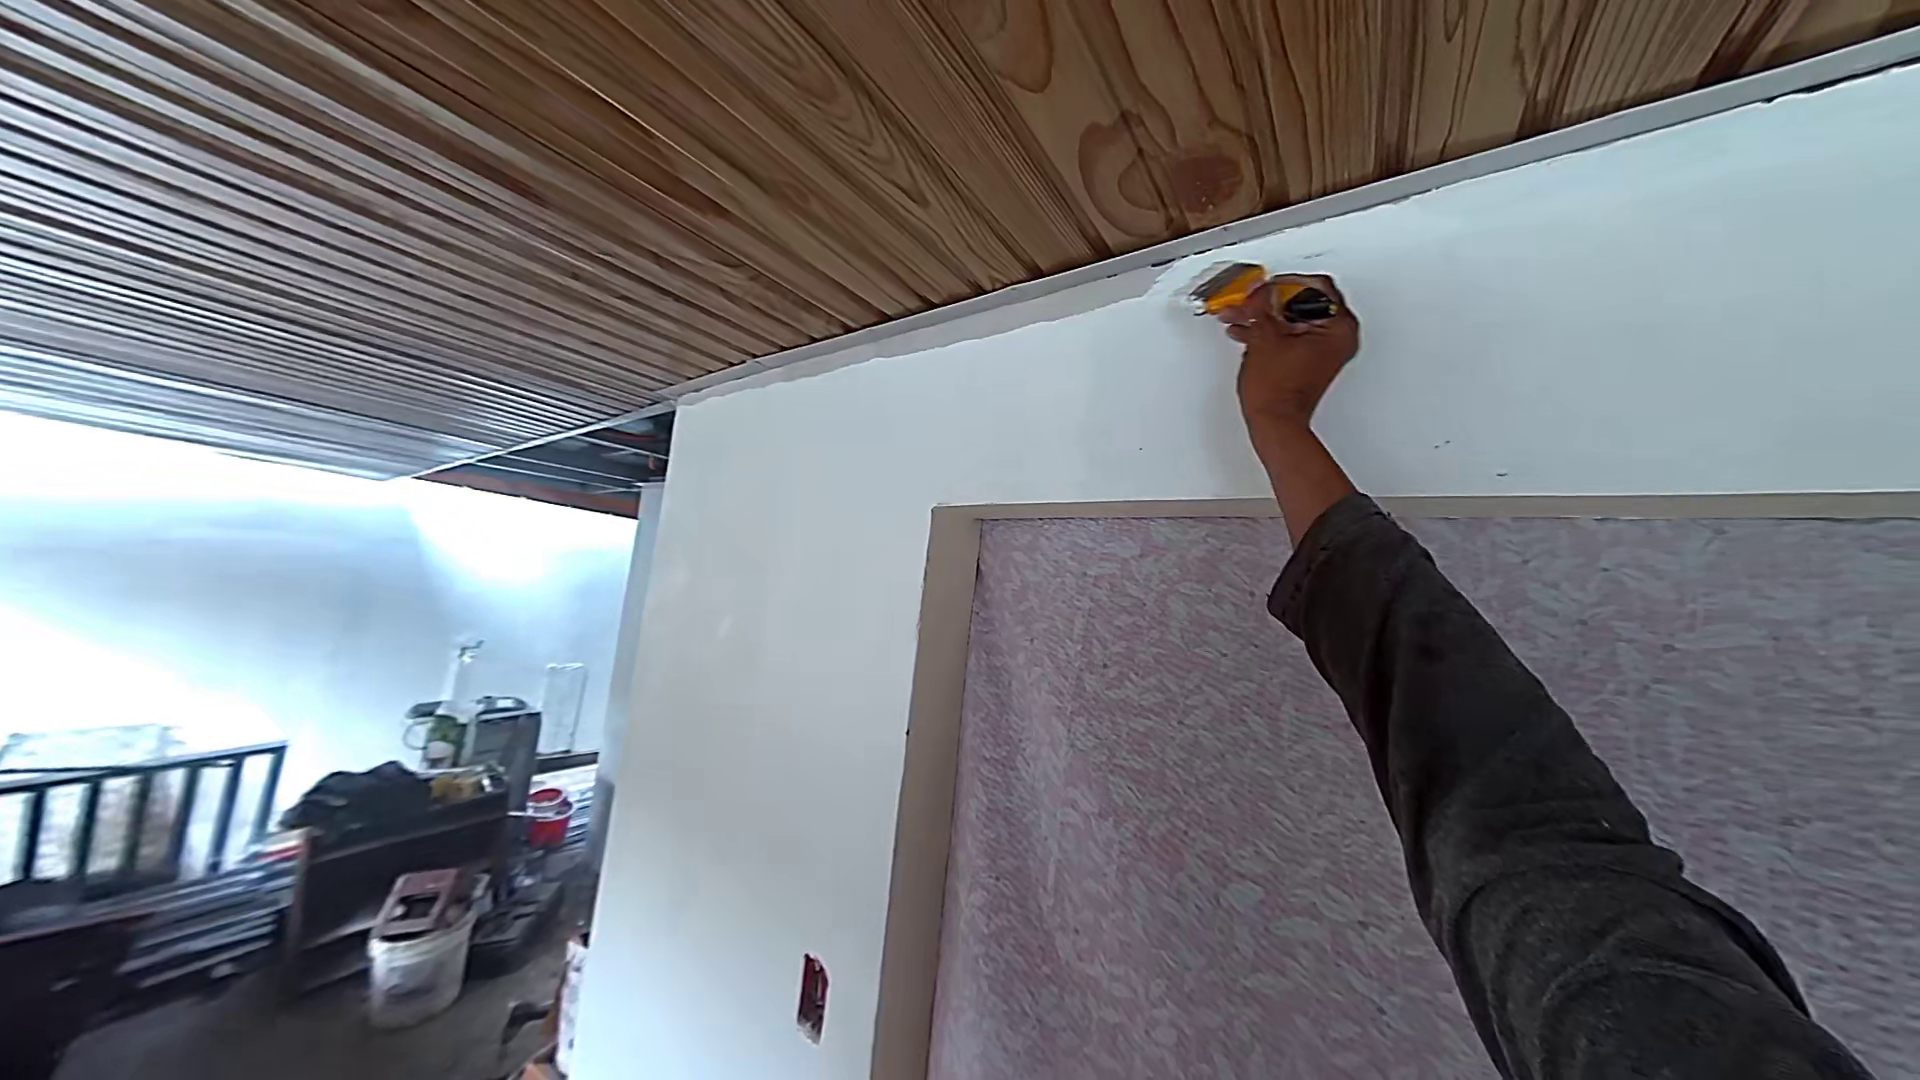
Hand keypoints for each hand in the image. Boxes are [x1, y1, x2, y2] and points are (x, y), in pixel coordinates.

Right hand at [1219, 274, 1359, 428]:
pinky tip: (1249, 331)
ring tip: (1242, 316)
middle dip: (1272, 301)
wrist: (1274, 422)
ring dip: (1267, 317)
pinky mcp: (1310, 361)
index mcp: (1338, 327)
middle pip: (1305, 302)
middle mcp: (1338, 337)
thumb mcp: (1265, 338)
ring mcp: (1325, 351)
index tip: (1265, 285)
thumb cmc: (1278, 391)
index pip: (1315, 287)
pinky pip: (1292, 336)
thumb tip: (1261, 290)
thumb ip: (1262, 307)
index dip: (1284, 283)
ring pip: (1294, 320)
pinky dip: (1271, 332)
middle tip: (1252, 300)